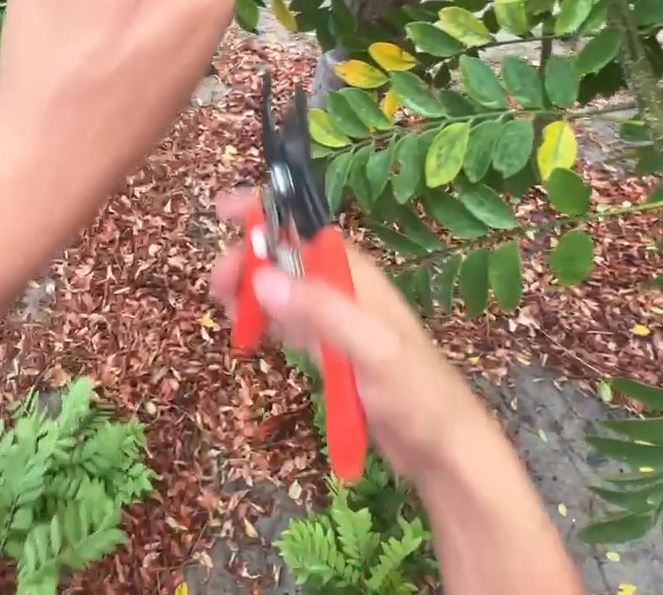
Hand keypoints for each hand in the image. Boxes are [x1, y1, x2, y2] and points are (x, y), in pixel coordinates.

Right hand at [209, 190, 485, 479]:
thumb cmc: (416, 394)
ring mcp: (336, 321)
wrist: (445, 451)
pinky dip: (266, 321)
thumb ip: (319, 310)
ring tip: (226, 308)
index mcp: (354, 276)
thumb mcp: (370, 348)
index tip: (224, 210)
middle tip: (217, 285)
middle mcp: (342, 290)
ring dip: (251, 292)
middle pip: (284, 258)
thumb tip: (262, 278)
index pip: (302, 228)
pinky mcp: (332, 352)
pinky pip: (289, 323)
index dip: (264, 214)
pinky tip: (249, 331)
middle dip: (248, 262)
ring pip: (282, 290)